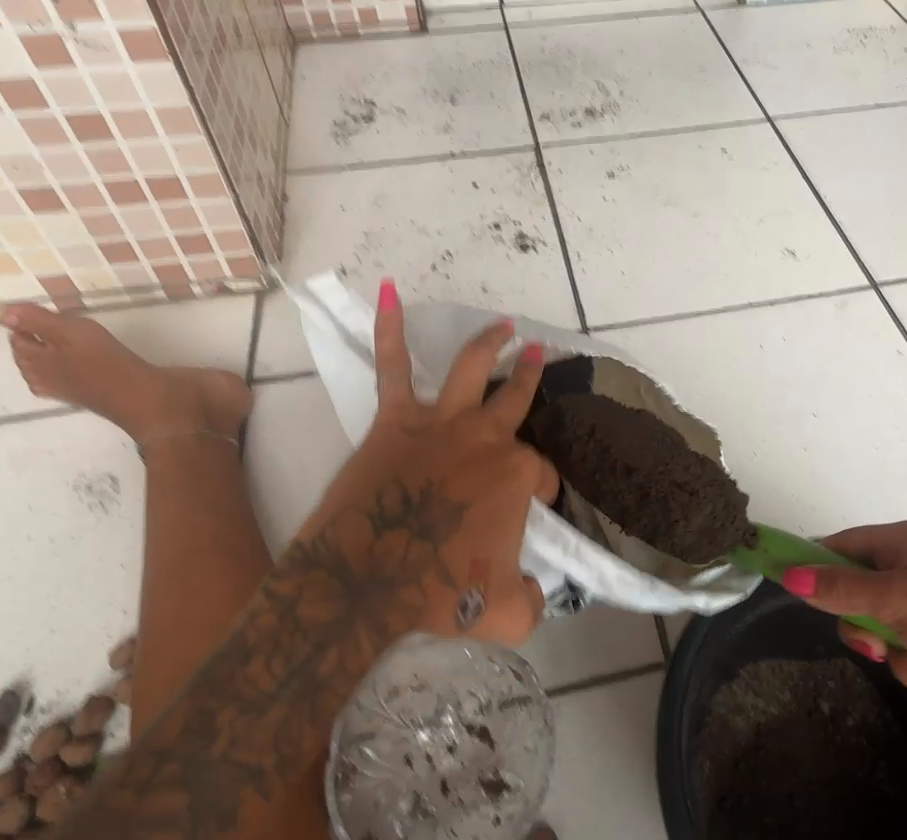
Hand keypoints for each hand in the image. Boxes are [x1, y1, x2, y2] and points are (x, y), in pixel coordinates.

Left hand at [310, 280, 559, 645]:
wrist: (362, 583)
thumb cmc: (436, 594)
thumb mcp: (504, 613)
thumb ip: (532, 601)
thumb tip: (537, 591)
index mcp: (517, 477)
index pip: (544, 474)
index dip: (542, 492)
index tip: (532, 510)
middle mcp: (486, 439)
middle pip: (518, 402)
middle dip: (533, 378)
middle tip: (542, 356)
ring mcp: (441, 424)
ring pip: (473, 370)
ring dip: (491, 344)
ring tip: (506, 327)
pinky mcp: (396, 421)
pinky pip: (393, 366)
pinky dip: (390, 330)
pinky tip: (388, 292)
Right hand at [783, 520, 906, 736]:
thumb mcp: (898, 602)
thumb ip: (841, 589)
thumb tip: (789, 571)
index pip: (842, 546)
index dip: (815, 568)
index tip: (793, 594)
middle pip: (864, 594)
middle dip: (868, 628)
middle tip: (878, 647)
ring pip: (893, 632)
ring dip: (905, 658)